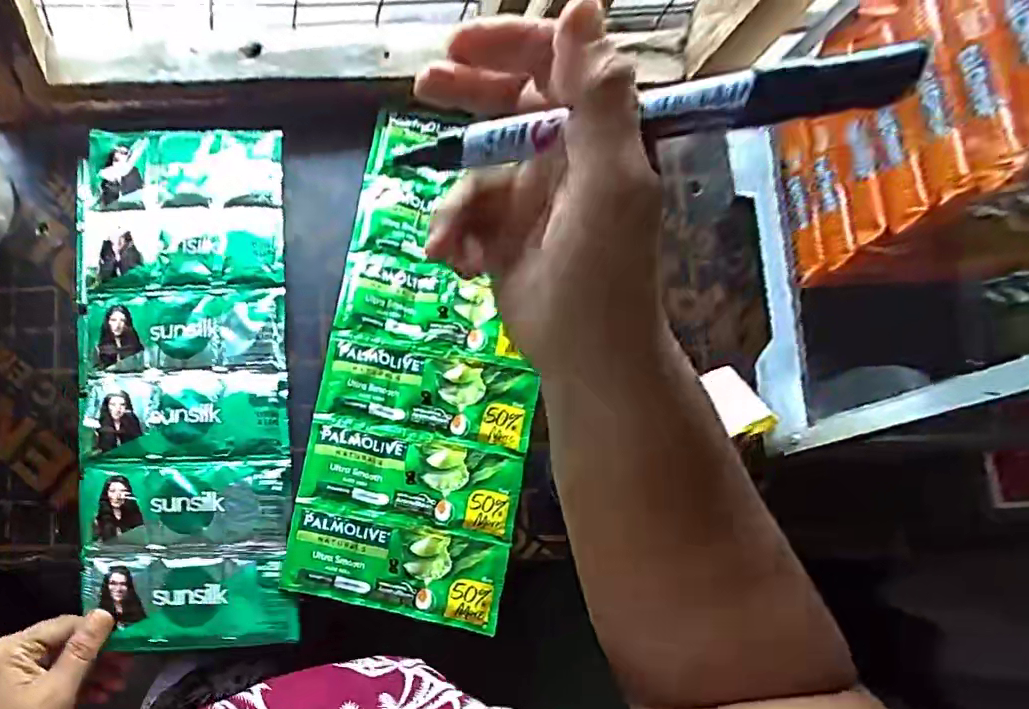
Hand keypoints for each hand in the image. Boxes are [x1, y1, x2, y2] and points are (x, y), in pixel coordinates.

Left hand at [0, 611, 119, 708]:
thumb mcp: (60, 689)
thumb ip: (83, 650)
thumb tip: (104, 613)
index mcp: (14, 646)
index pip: (63, 625)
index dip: (97, 630)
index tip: (129, 637)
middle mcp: (15, 654)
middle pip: (65, 643)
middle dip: (98, 654)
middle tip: (129, 663)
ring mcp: (20, 676)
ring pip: (65, 664)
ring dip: (94, 672)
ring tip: (121, 683)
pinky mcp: (28, 695)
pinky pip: (59, 681)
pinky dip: (81, 687)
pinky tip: (103, 695)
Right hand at [416, 0, 667, 374]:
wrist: (584, 354)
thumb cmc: (604, 275)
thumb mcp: (606, 184)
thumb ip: (597, 101)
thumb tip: (578, 9)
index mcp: (595, 135)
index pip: (553, 67)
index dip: (508, 47)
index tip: (459, 45)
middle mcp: (560, 159)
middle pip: (508, 109)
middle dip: (466, 98)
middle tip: (422, 84)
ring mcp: (527, 202)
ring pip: (474, 179)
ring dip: (455, 211)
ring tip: (448, 247)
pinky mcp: (501, 241)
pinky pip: (466, 224)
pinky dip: (456, 242)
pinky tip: (462, 266)